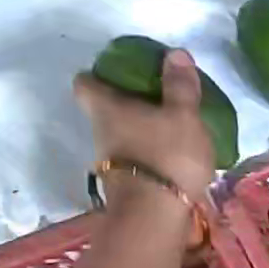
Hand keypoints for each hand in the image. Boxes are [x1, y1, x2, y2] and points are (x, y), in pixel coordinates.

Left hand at [74, 49, 215, 202]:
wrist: (156, 215)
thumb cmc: (167, 155)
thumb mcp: (183, 115)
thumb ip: (179, 86)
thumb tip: (174, 53)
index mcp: (107, 107)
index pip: (85, 82)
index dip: (98, 75)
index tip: (119, 73)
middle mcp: (100, 131)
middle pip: (104, 110)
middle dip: (125, 104)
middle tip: (155, 101)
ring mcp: (111, 161)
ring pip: (120, 136)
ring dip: (139, 132)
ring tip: (170, 131)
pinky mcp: (126, 185)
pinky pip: (135, 159)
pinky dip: (148, 155)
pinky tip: (172, 158)